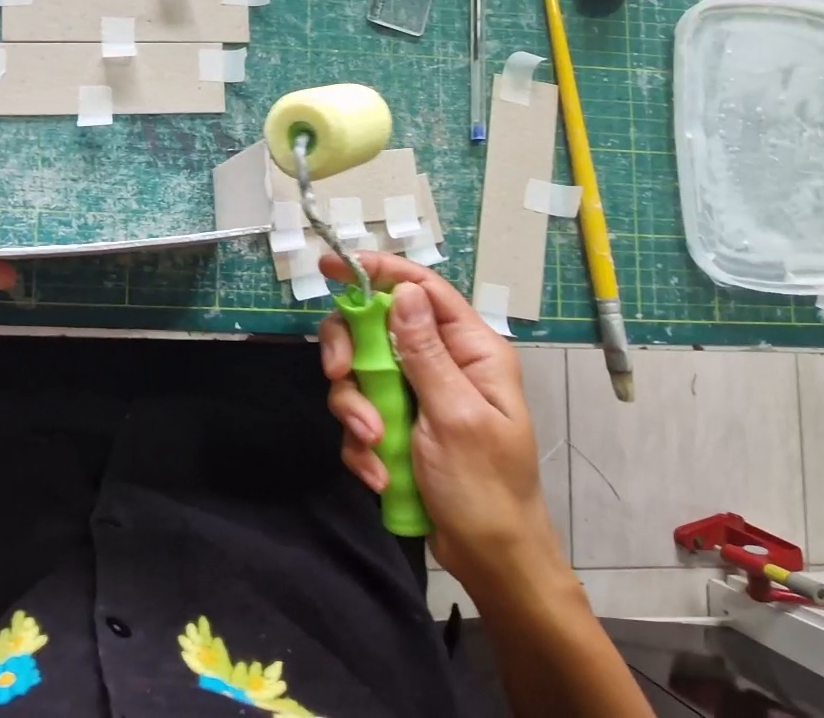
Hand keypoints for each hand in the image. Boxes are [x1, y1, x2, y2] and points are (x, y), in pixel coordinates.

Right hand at [319, 252, 563, 587]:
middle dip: (352, 356)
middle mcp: (442, 364)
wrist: (489, 559)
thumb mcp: (456, 416)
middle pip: (377, 330)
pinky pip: (361, 416)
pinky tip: (379, 474)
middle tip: (339, 377)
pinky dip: (362, 445)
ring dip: (357, 412)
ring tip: (374, 447)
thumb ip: (425, 352)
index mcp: (472, 352)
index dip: (380, 272)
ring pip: (361, 376)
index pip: (423, 292)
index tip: (333, 265)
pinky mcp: (399, 426)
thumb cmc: (485, 487)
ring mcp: (418, 396)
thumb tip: (404, 291)